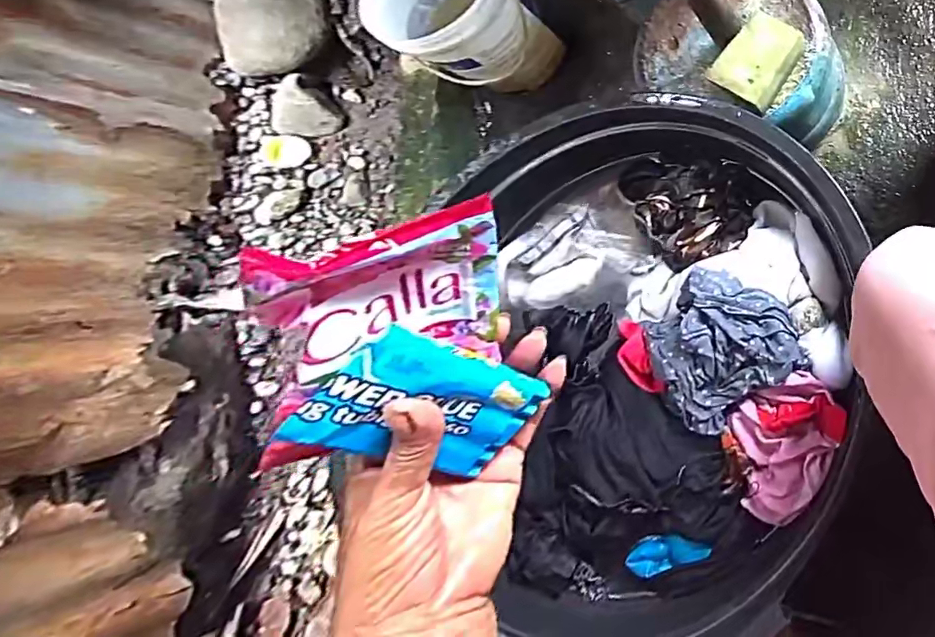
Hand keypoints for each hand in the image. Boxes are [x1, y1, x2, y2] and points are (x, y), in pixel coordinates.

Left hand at [330, 326, 566, 636]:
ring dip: (513, 369)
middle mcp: (430, 447)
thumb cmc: (384, 575)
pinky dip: (538, 397)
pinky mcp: (503, 467)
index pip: (405, 395)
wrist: (428, 616)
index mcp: (387, 453)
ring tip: (530, 339)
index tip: (441, 331)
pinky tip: (550, 373)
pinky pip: (523, 424)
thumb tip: (413, 402)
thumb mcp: (387, 504)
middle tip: (494, 326)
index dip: (424, 363)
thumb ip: (409, 450)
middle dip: (477, 357)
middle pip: (458, 390)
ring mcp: (470, 454)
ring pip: (493, 400)